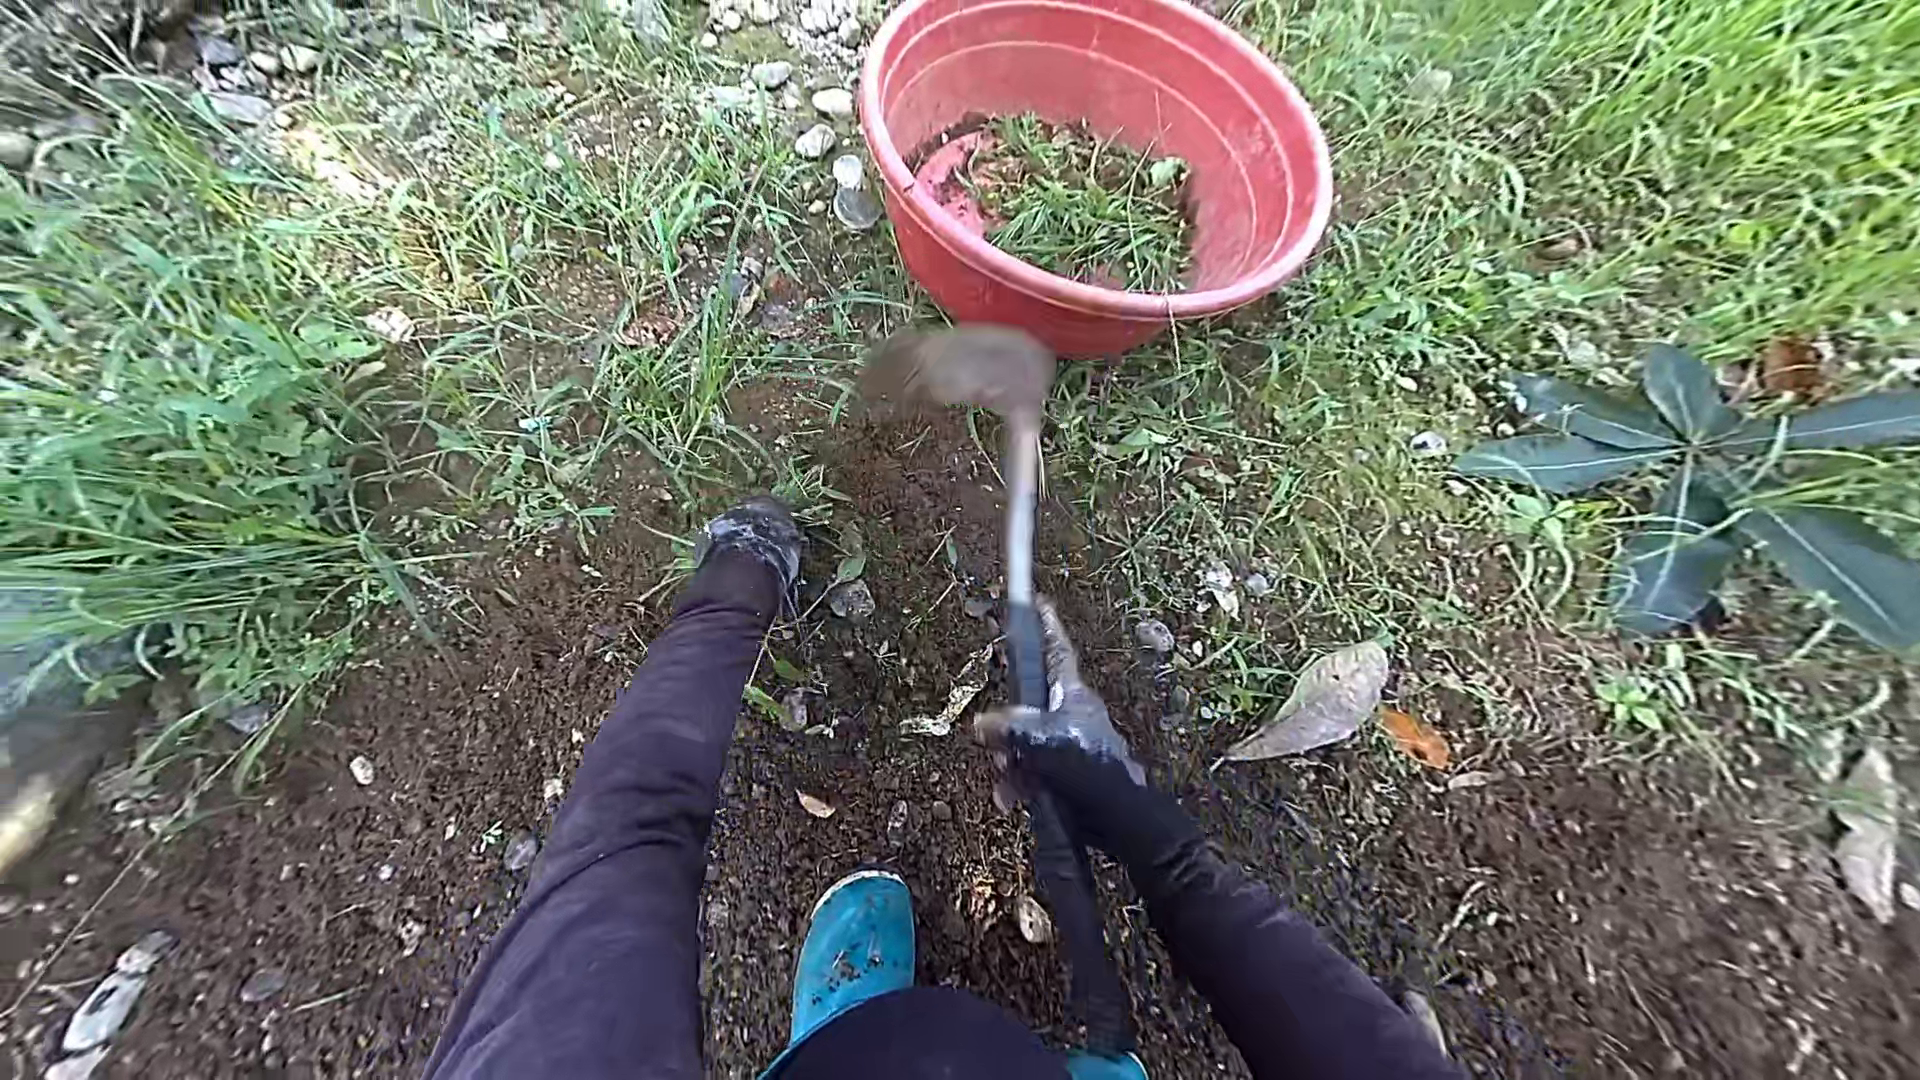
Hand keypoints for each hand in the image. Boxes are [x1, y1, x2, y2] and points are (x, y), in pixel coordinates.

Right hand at [974, 600, 1201, 890]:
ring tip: (1008, 784)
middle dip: (1004, 727)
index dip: (1045, 625)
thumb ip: (1011, 730)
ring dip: (1008, 761)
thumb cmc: (1092, 767)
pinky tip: (1012, 799)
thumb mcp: (1047, 741)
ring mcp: (1063, 742)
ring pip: (1021, 739)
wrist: (1122, 820)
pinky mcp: (1060, 771)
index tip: (1036, 600)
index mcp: (1070, 692)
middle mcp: (1066, 712)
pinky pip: (1028, 767)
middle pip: (1024, 702)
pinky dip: (1017, 782)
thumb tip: (979, 724)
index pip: (1055, 648)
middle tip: (994, 745)